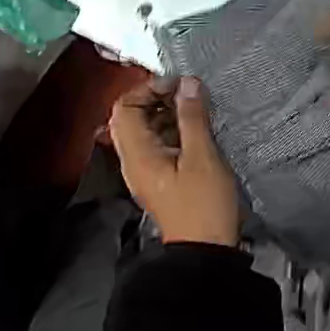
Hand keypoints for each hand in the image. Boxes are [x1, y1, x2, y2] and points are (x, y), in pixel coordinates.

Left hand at [107, 76, 241, 245]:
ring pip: (144, 130)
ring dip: (166, 113)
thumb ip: (193, 118)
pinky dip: (172, 129)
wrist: (204, 246)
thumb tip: (187, 84)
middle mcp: (133, 160)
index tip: (180, 84)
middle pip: (130, 118)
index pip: (125, 108)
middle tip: (189, 92)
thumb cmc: (203, 202)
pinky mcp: (159, 176)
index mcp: (137, 154)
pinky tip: (196, 128)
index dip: (148, 89)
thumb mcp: (202, 157)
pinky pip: (157, 143)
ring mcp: (145, 170)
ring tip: (196, 106)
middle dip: (156, 98)